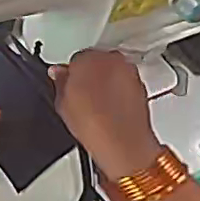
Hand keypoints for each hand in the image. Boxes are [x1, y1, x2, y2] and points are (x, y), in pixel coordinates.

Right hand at [49, 50, 162, 178]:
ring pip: (113, 69)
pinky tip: (112, 107)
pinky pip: (126, 81)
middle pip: (96, 60)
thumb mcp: (62, 103)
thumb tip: (59, 75)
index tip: (70, 86)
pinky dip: (120, 89)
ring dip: (107, 80)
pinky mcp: (140, 83)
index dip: (72, 75)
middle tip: (83, 94)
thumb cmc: (95, 123)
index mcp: (87, 58)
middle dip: (90, 74)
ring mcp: (128, 70)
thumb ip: (60, 82)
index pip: (75, 59)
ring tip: (99, 103)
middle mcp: (110, 59)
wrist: (122, 142)